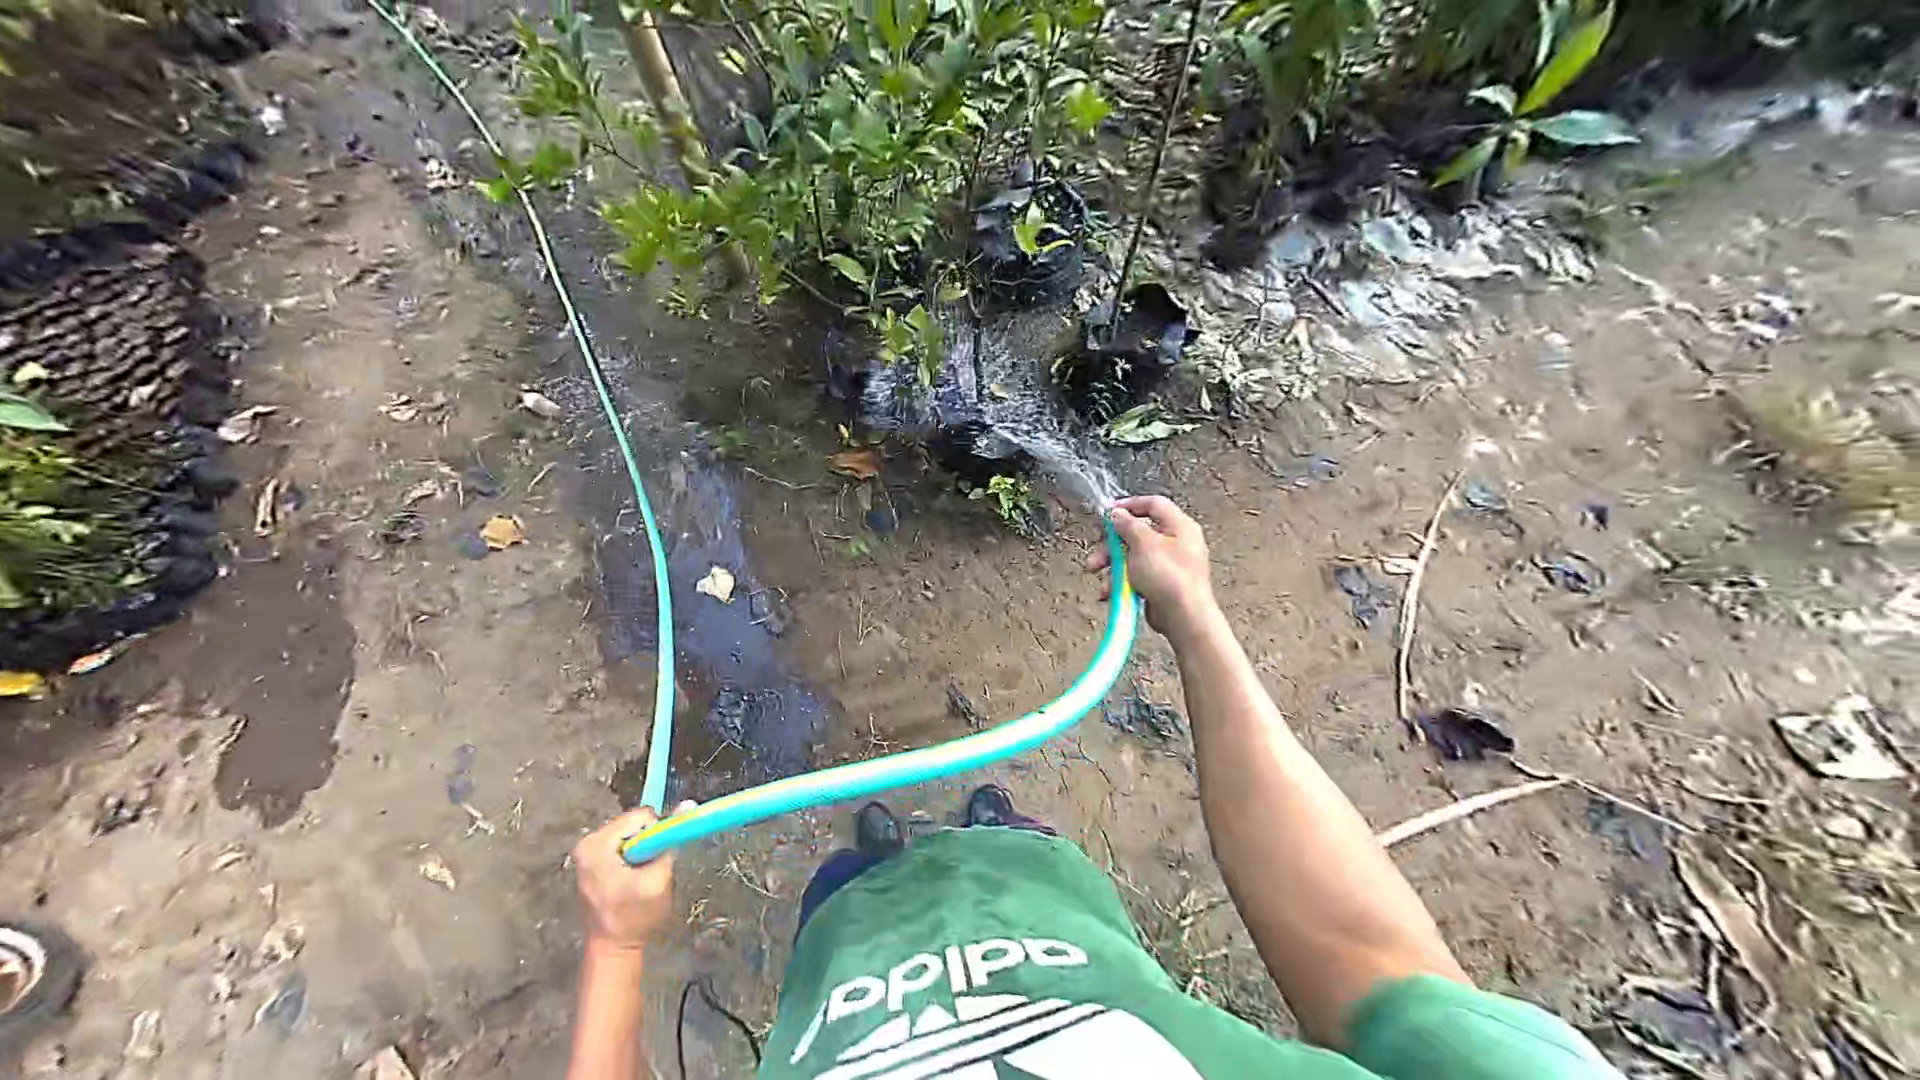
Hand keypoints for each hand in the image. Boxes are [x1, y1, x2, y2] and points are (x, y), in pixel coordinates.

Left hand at [573, 802, 693, 951]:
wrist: (612, 951)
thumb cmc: (634, 918)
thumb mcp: (659, 878)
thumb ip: (671, 840)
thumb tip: (689, 804)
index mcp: (597, 845)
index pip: (641, 817)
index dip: (658, 835)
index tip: (656, 859)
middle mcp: (587, 844)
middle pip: (634, 823)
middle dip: (648, 842)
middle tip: (648, 870)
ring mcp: (586, 853)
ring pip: (631, 833)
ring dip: (642, 850)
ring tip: (640, 877)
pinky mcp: (591, 862)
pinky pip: (623, 844)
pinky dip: (633, 856)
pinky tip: (631, 879)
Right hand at [1086, 495, 1217, 639]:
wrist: (1183, 617)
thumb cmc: (1170, 578)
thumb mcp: (1143, 543)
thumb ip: (1128, 525)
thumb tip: (1118, 514)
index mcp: (1179, 526)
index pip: (1153, 505)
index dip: (1129, 505)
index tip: (1109, 512)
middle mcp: (1175, 542)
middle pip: (1137, 533)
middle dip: (1112, 543)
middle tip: (1097, 551)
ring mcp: (1168, 564)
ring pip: (1132, 556)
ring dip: (1111, 564)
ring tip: (1096, 573)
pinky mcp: (1160, 584)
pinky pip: (1136, 576)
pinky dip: (1121, 581)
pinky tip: (1110, 591)